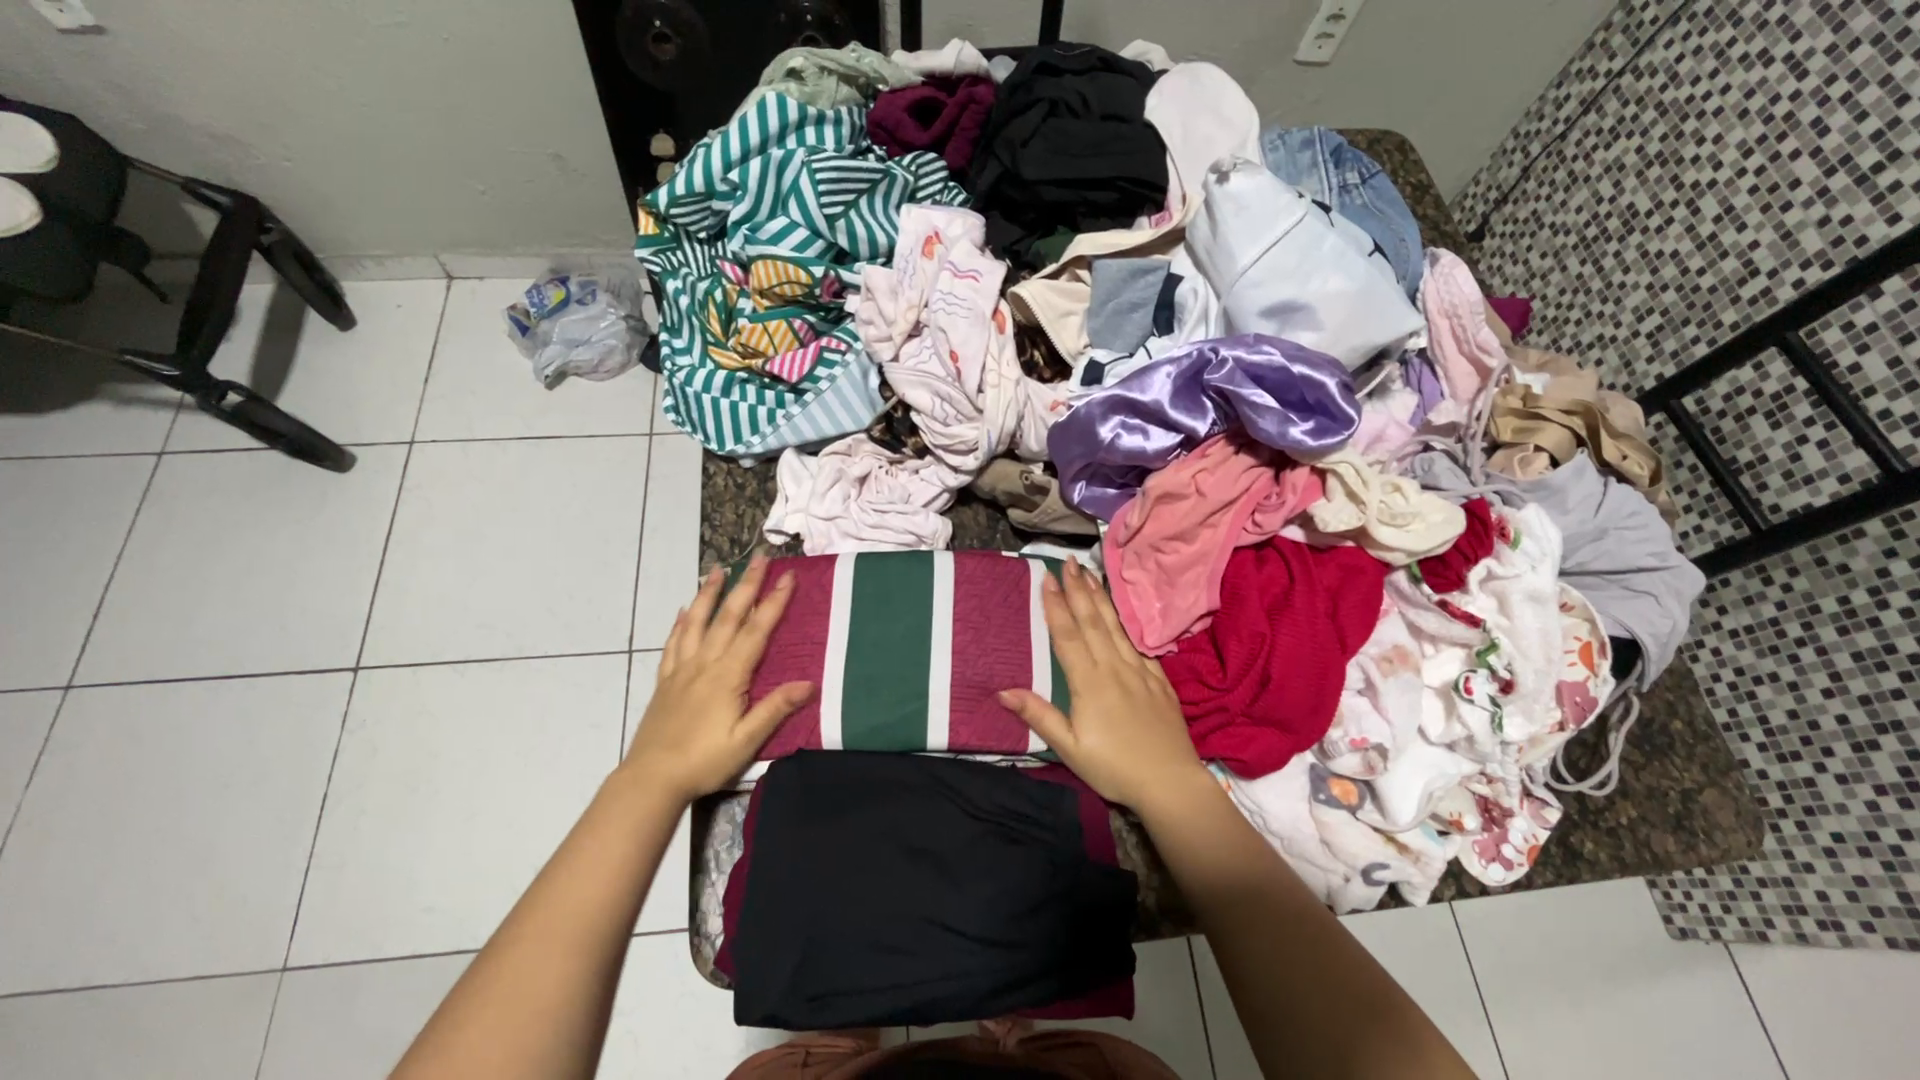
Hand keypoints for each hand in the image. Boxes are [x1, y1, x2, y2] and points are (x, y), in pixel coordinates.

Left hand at [622, 555, 814, 802]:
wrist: (652, 778)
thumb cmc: (704, 762)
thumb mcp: (747, 741)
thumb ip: (775, 709)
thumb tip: (809, 683)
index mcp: (728, 676)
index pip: (756, 631)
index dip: (774, 602)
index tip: (789, 577)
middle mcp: (704, 664)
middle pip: (728, 617)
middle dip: (746, 586)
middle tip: (758, 558)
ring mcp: (681, 670)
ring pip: (697, 622)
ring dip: (709, 594)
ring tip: (717, 570)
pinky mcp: (665, 681)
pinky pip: (674, 643)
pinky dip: (680, 623)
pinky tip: (683, 610)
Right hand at [997, 560, 1207, 810]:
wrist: (1170, 782)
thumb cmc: (1114, 768)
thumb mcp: (1069, 748)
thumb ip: (1039, 716)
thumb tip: (1002, 690)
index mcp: (1089, 683)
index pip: (1069, 636)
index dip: (1057, 607)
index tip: (1048, 579)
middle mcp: (1114, 669)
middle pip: (1094, 622)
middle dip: (1079, 590)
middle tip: (1069, 562)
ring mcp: (1140, 672)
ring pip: (1117, 627)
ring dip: (1101, 598)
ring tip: (1091, 574)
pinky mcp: (1159, 681)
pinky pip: (1140, 644)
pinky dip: (1129, 622)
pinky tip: (1123, 612)